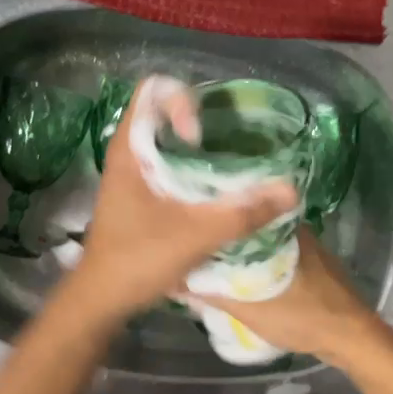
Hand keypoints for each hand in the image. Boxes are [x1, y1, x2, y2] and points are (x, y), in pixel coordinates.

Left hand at [69, 78, 296, 321]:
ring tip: (237, 171)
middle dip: (205, 125)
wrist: (101, 302)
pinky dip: (198, 174)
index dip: (183, 101)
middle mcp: (129, 154)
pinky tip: (223, 195)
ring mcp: (135, 177)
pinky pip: (175, 170)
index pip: (154, 91)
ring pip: (173, 145)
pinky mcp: (144, 198)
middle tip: (235, 149)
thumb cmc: (137, 260)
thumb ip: (243, 213)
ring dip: (205, 154)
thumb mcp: (194, 235)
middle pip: (168, 115)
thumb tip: (291, 190)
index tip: (200, 137)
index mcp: (129, 149)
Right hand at [192, 227, 383, 365]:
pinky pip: (278, 256)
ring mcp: (309, 247)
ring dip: (244, 252)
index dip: (216, 217)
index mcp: (282, 228)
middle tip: (197, 245)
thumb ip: (213, 293)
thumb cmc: (302, 316)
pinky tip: (245, 275)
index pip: (241, 210)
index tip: (192, 222)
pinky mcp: (315, 266)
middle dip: (227, 236)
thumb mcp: (250, 308)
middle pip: (251, 226)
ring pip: (265, 243)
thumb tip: (176, 279)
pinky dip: (260, 263)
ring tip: (214, 260)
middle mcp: (296, 230)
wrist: (352, 338)